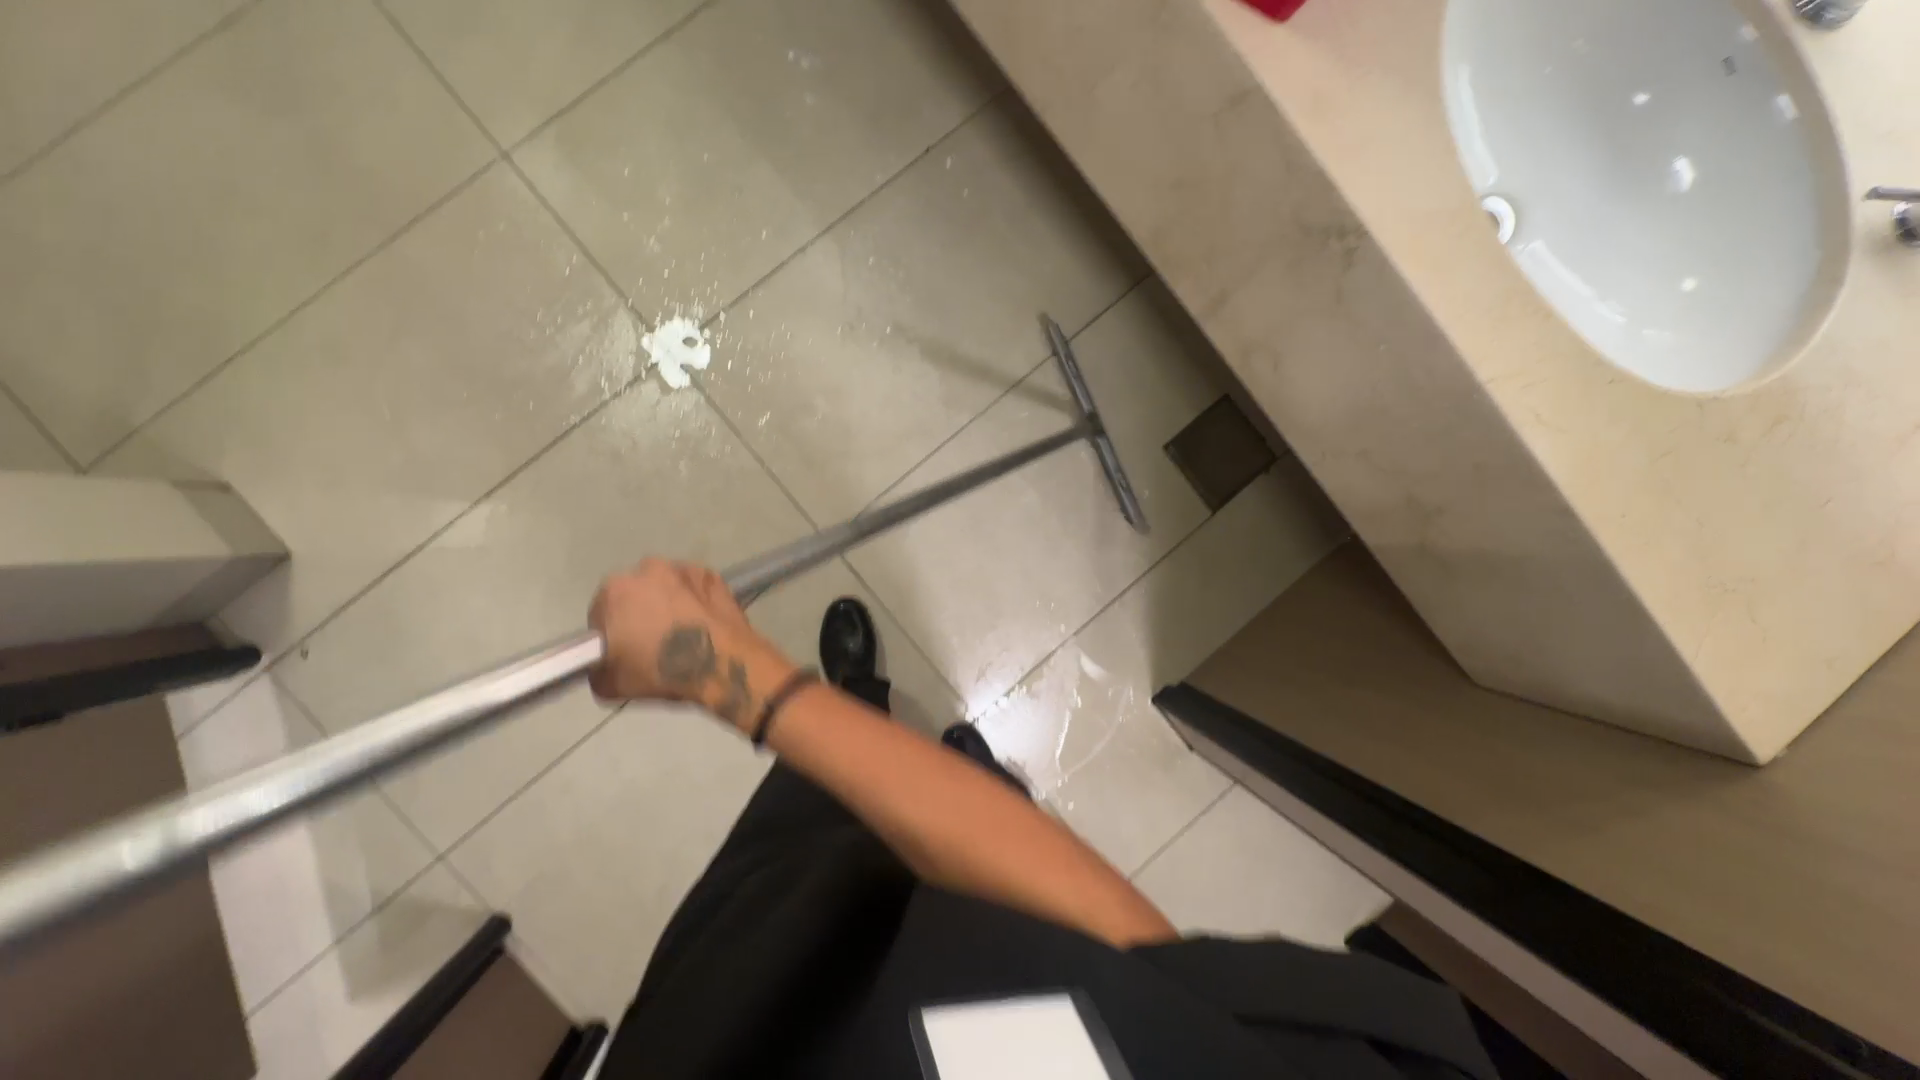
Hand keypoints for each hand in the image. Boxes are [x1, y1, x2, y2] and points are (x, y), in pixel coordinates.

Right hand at [587, 559, 797, 732]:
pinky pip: (695, 588)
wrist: (721, 663)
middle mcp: (647, 569)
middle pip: (635, 594)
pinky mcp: (712, 574)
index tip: (622, 651)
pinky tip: (702, 623)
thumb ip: (597, 670)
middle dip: (639, 613)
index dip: (609, 634)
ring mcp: (683, 568)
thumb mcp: (610, 685)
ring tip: (681, 633)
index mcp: (614, 590)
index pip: (601, 612)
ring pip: (666, 587)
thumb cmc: (661, 670)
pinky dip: (695, 600)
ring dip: (668, 602)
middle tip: (652, 642)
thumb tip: (603, 667)